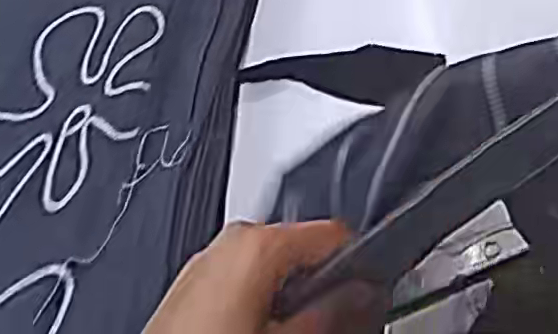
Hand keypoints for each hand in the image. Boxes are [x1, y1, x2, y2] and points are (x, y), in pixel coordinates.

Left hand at [142, 221, 381, 333]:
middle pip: (300, 248)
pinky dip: (256, 300)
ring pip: (269, 265)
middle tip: (329, 323)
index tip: (368, 292)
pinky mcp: (190, 288)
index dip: (357, 264)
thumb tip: (363, 293)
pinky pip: (239, 279)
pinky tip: (256, 330)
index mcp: (259, 241)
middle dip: (318, 284)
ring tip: (290, 332)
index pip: (333, 233)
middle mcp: (232, 239)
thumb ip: (330, 314)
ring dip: (287, 295)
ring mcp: (206, 261)